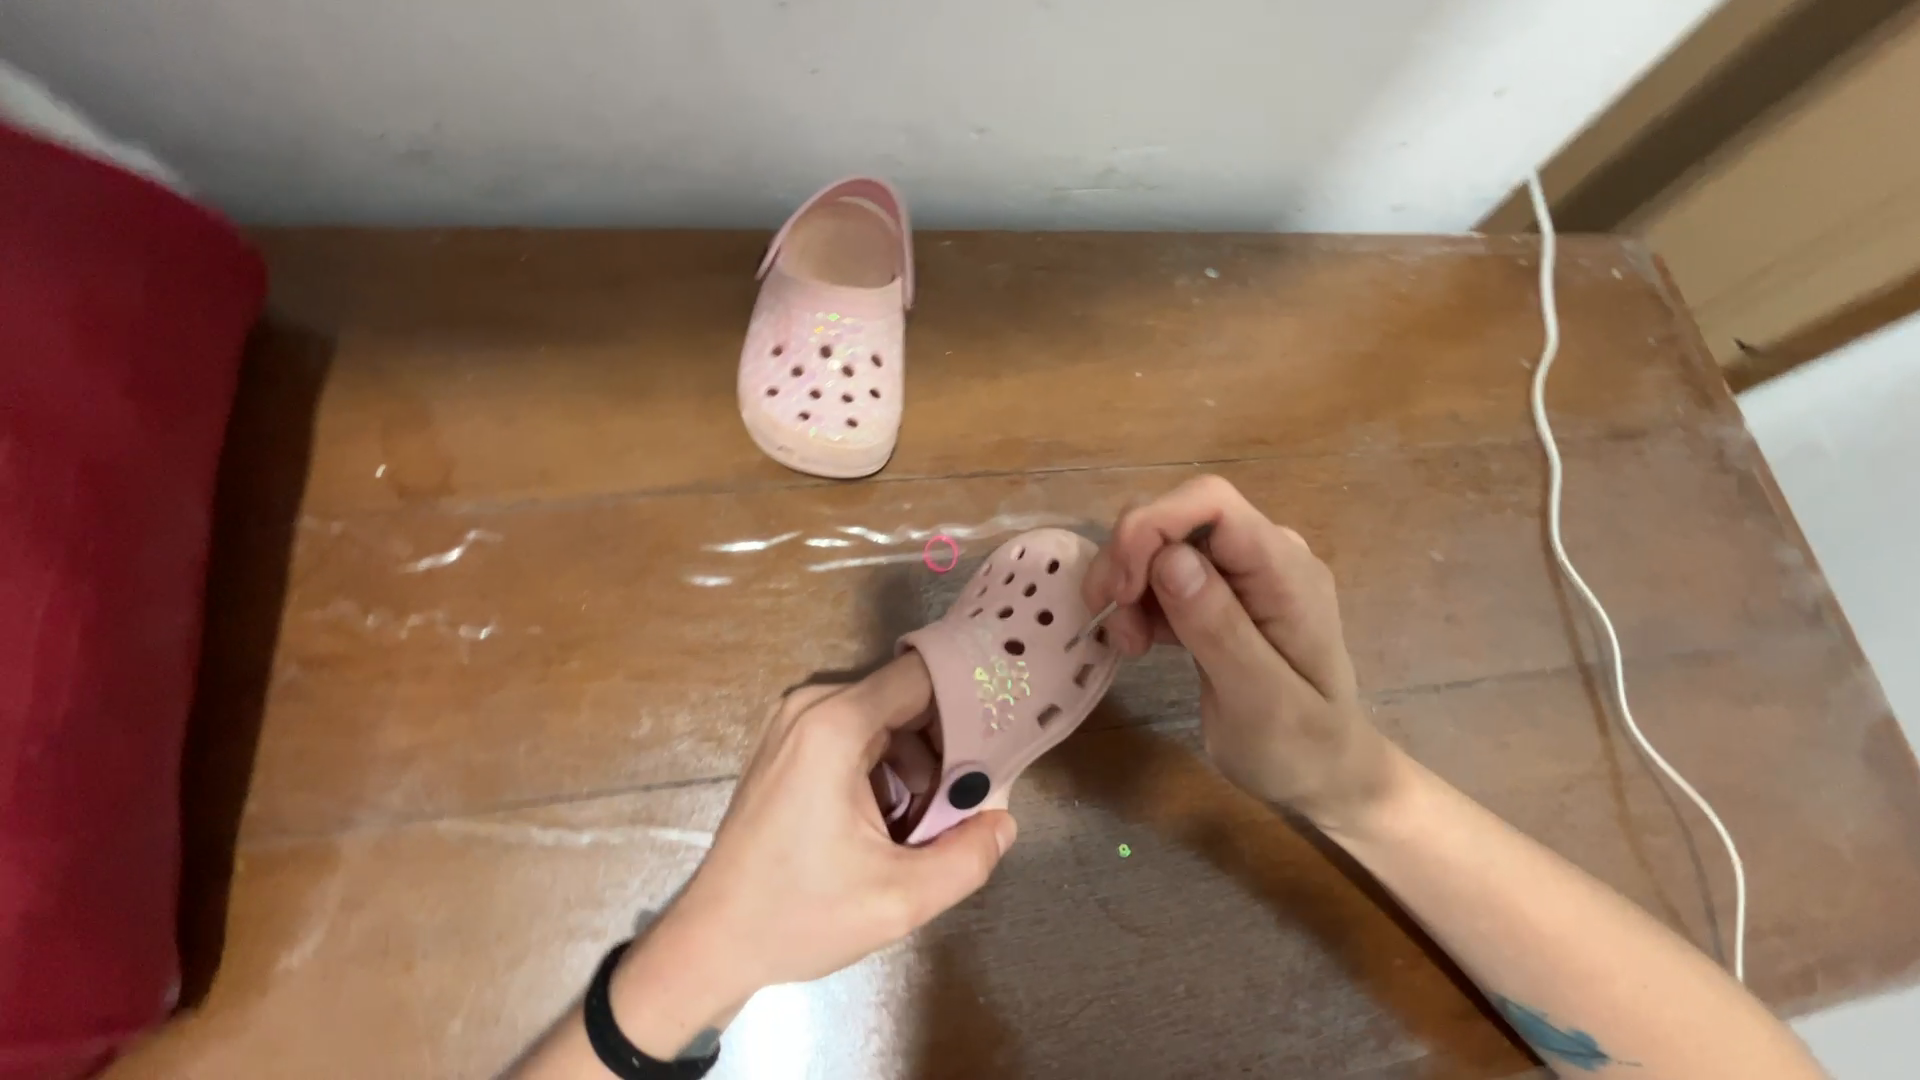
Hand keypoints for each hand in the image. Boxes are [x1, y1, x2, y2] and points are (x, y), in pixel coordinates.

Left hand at [611, 655, 1016, 1051]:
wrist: (712, 941)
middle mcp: (812, 705)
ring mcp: (794, 721)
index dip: (968, 696)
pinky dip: (884, 765)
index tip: (1004, 729)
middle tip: (966, 797)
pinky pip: (856, 732)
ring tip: (921, 822)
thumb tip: (1004, 820)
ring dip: (915, 761)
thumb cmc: (801, 914)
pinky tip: (887, 819)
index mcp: (835, 724)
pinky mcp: (787, 742)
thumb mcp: (900, 899)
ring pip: (884, 718)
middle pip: (905, 698)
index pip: (922, 676)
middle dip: (944, 744)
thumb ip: (968, 857)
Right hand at [1083, 475, 1401, 827]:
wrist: (1323, 775)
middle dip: (1130, 560)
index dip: (1152, 526)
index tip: (1120, 588)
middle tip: (1115, 626)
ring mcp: (1242, 574)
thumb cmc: (1300, 749)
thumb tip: (1170, 558)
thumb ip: (1219, 628)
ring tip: (1127, 645)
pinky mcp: (1220, 593)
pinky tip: (1137, 642)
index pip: (1211, 504)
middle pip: (1176, 517)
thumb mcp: (1260, 701)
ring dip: (1127, 585)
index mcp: (1286, 572)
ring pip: (1160, 544)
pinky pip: (1162, 573)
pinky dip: (1137, 601)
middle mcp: (1265, 556)